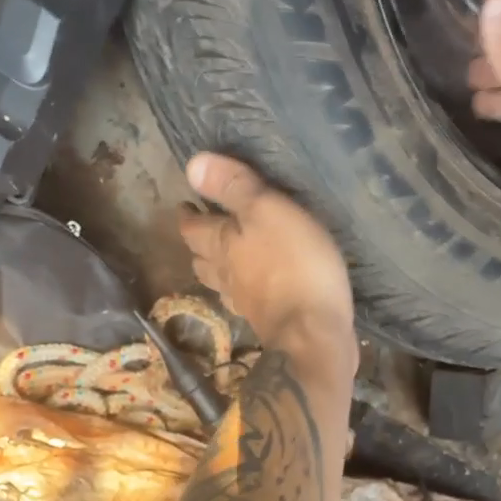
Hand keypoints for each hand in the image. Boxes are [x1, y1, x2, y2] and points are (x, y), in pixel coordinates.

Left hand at [180, 153, 357, 371]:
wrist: (315, 334)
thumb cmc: (295, 265)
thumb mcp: (268, 211)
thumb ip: (233, 188)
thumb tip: (191, 166)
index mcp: (222, 245)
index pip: (193, 229)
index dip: (187, 216)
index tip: (186, 206)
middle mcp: (227, 277)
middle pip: (203, 260)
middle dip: (199, 244)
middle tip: (201, 231)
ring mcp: (246, 305)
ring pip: (221, 284)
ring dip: (216, 271)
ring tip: (221, 261)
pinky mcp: (268, 323)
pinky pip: (246, 303)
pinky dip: (242, 293)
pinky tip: (252, 293)